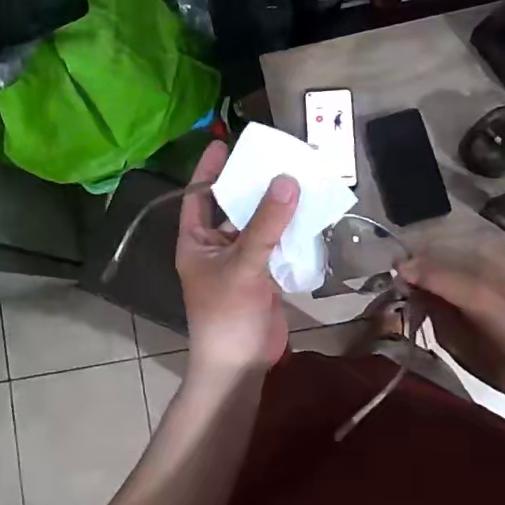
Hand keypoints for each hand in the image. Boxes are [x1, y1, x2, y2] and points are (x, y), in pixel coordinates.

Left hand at [175, 141, 299, 383]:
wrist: (239, 361)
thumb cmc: (225, 313)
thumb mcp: (242, 265)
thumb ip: (264, 225)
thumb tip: (285, 181)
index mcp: (194, 241)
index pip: (197, 197)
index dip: (208, 170)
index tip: (223, 142)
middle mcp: (214, 246)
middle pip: (231, 206)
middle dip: (250, 184)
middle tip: (274, 155)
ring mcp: (239, 260)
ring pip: (257, 224)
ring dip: (275, 205)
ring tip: (298, 174)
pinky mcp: (263, 274)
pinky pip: (276, 242)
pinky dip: (291, 228)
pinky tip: (310, 210)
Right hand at [398, 242, 504, 425]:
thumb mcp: (464, 353)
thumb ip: (440, 315)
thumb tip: (410, 283)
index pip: (477, 293)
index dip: (435, 276)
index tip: (400, 270)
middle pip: (481, 266)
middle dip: (435, 259)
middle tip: (404, 263)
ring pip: (489, 254)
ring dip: (448, 251)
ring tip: (421, 259)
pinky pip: (499, 254)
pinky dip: (466, 252)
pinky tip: (447, 259)